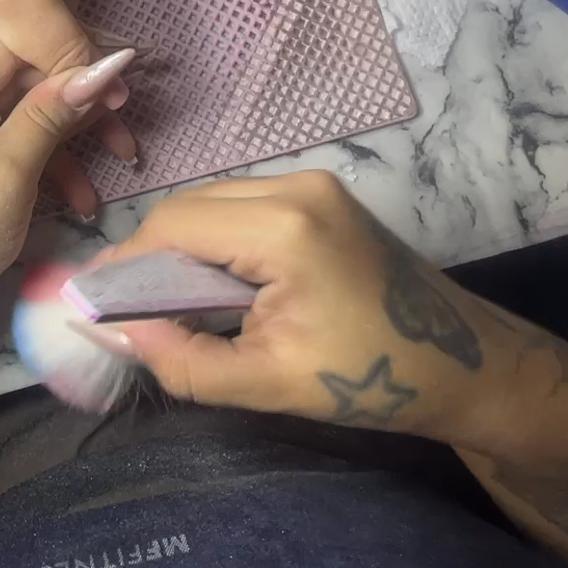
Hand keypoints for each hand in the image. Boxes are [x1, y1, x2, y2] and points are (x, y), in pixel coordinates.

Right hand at [0, 0, 136, 218]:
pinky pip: (63, 85)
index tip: (57, 196)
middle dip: (51, 164)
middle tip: (90, 203)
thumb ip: (59, 52)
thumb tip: (106, 98)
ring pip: (41, 110)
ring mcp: (10, 54)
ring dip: (76, 140)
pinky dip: (89, 104)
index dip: (19, 160)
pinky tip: (117, 128)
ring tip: (111, 179)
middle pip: (12, 126)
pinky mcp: (39, 41)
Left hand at [0, 36, 135, 338]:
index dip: (61, 62)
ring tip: (113, 146)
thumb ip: (52, 111)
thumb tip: (107, 63)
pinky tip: (78, 182)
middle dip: (63, 95)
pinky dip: (33, 145)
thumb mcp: (12, 169)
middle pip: (6, 72)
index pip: (3, 49)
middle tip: (116, 114)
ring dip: (57, 126)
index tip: (113, 81)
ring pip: (8, 100)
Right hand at [105, 172, 503, 442]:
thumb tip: (116, 332)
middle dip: (150, 254)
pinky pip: (235, 204)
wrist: (472, 365)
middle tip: (134, 304)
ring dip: (179, 244)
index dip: (126, 261)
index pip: (173, 225)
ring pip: (207, 201)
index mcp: (285, 227)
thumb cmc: (375, 380)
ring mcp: (308, 182)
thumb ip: (184, 362)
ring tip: (172, 296)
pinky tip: (214, 278)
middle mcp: (294, 186)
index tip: (95, 299)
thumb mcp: (271, 385)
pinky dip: (210, 237)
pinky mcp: (315, 191)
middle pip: (186, 206)